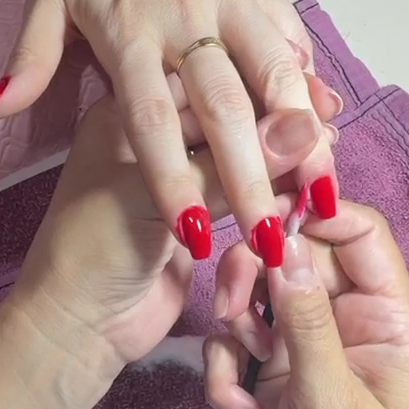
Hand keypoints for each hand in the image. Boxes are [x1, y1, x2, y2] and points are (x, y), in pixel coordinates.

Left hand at [0, 0, 336, 267]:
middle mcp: (184, 16)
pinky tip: (325, 125)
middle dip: (252, 178)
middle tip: (273, 240)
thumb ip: (30, 58)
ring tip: (321, 194)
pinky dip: (310, 84)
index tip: (194, 233)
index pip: (151, 118)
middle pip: (224, 107)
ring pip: (275, 73)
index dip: (173, 179)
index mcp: (126, 30)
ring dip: (302, 138)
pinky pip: (291, 38)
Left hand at [8, 76, 338, 379]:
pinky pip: (246, 193)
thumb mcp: (151, 197)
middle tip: (328, 126)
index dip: (255, 87)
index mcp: (126, 110)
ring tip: (329, 156)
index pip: (200, 84)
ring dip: (282, 159)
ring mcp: (179, 175)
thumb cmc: (94, 248)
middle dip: (277, 123)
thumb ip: (225, 166)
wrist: (79, 324)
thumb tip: (307, 129)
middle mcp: (155, 134)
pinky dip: (276, 193)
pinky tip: (307, 191)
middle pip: (229, 115)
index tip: (310, 94)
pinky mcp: (200, 214)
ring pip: (242, 154)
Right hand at [202, 204, 408, 408]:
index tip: (264, 222)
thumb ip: (306, 323)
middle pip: (290, 257)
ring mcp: (300, 340)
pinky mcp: (266, 364)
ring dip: (232, 331)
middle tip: (231, 312)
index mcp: (383, 318)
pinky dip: (223, 371)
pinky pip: (229, 340)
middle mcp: (341, 318)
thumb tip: (284, 247)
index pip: (359, 235)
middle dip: (252, 281)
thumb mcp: (331, 402)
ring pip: (251, 294)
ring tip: (241, 373)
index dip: (315, 215)